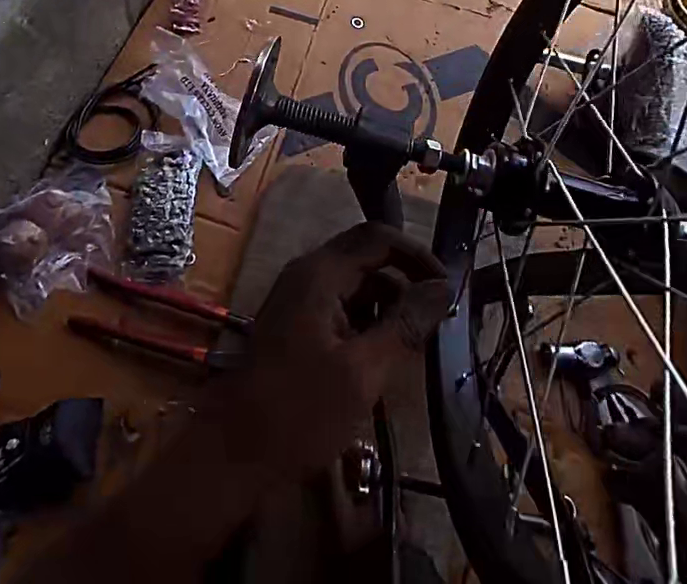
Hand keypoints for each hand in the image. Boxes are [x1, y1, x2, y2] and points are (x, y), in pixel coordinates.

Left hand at [204, 223, 450, 482]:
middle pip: (367, 257)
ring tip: (419, 342)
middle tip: (440, 318)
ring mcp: (299, 297)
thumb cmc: (299, 410)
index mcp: (319, 273)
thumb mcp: (363, 371)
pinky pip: (342, 305)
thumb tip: (443, 287)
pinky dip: (368, 320)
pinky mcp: (298, 321)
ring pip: (356, 283)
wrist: (236, 448)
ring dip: (389, 304)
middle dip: (405, 281)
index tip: (450, 289)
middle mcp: (307, 274)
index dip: (418, 256)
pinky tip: (386, 354)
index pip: (377, 238)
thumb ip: (405, 325)